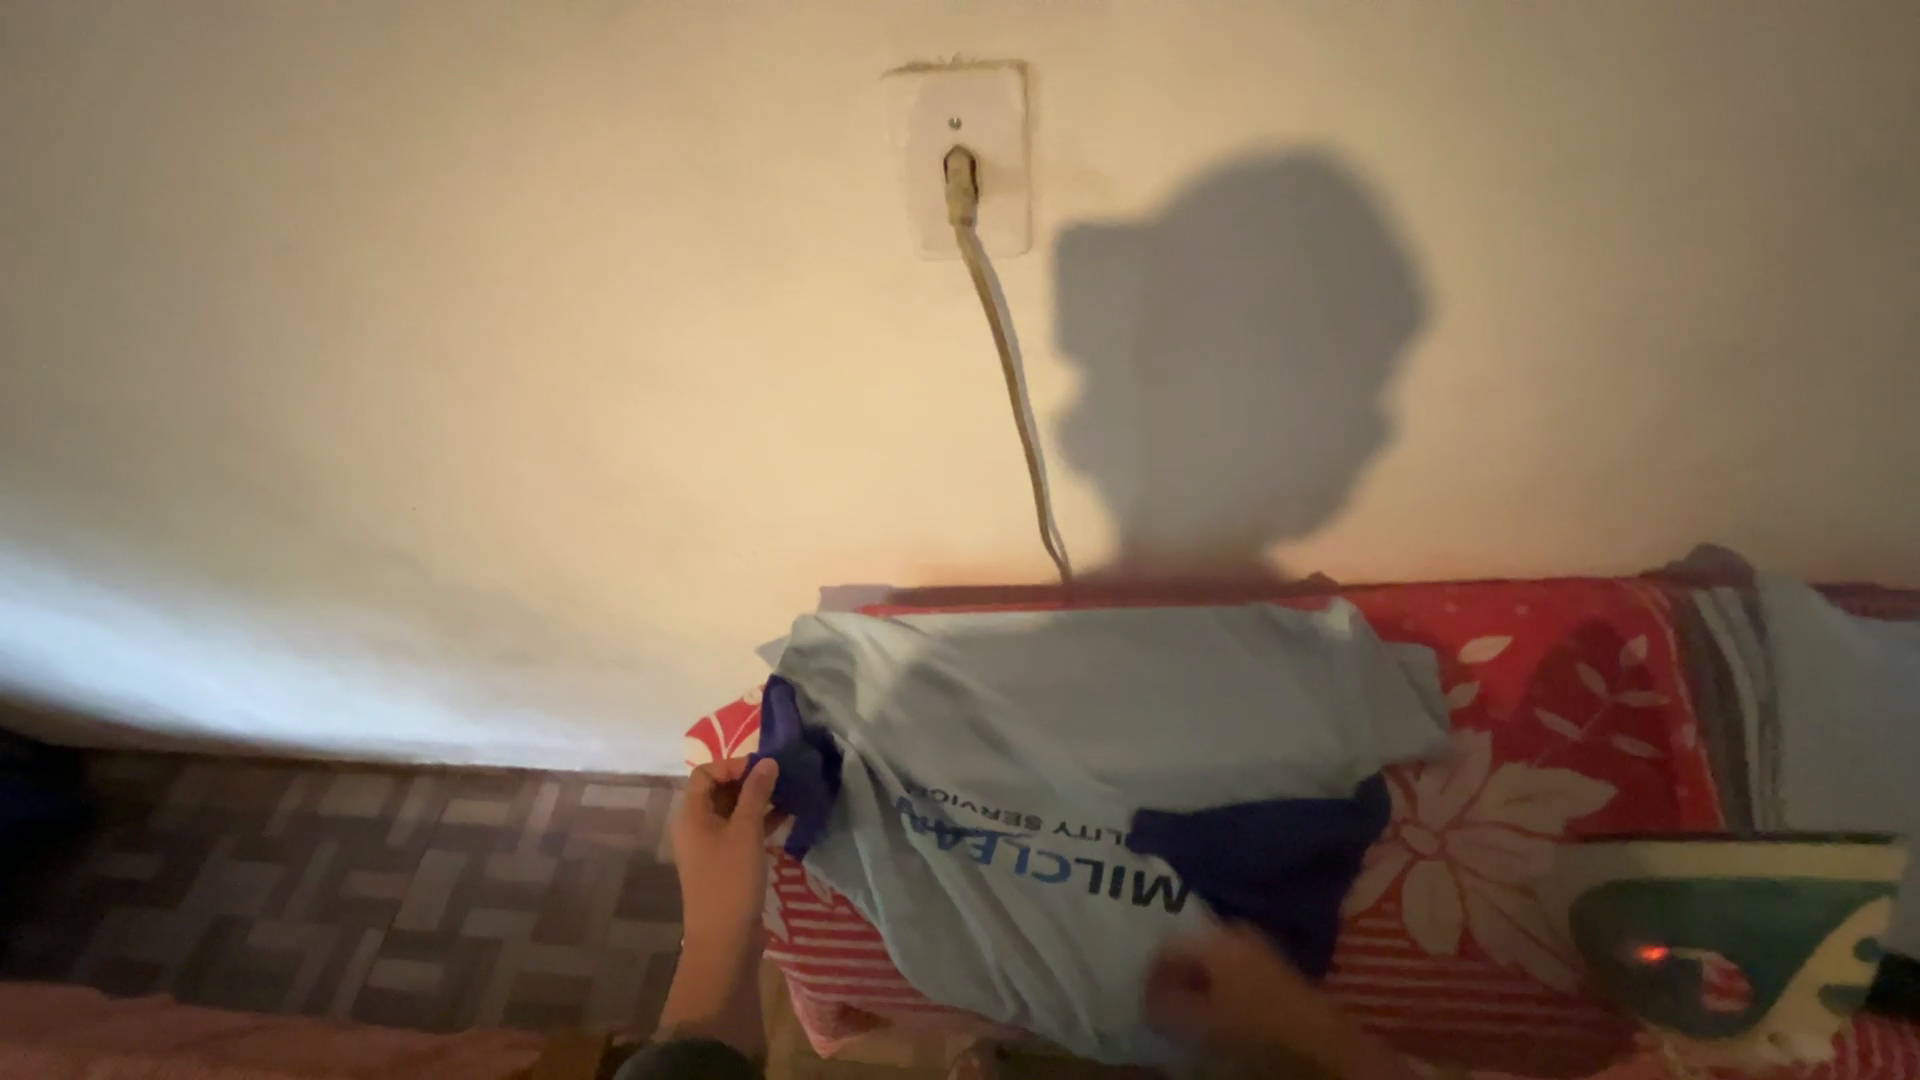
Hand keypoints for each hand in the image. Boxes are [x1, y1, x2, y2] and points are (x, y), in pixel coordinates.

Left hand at [672, 757, 779, 945]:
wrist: (724, 941)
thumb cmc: (731, 880)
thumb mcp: (746, 831)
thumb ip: (756, 792)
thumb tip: (768, 761)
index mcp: (692, 816)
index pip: (705, 773)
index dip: (732, 765)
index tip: (763, 769)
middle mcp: (698, 827)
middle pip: (720, 790)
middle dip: (750, 780)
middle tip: (782, 778)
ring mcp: (712, 846)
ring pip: (734, 811)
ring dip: (759, 800)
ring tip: (790, 794)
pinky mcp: (727, 863)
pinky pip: (743, 831)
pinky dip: (762, 821)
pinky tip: (788, 818)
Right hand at [1145, 923, 1418, 1079]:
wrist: (1323, 1040)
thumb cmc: (1258, 1024)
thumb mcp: (1205, 1020)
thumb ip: (1169, 1006)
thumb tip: (1143, 999)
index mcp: (1214, 936)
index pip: (1166, 941)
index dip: (1149, 967)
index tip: (1139, 989)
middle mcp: (1233, 928)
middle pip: (1189, 944)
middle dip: (1172, 969)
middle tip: (1159, 994)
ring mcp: (1255, 943)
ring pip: (1210, 954)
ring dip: (1194, 976)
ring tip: (1184, 1001)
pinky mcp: (1271, 961)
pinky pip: (1229, 963)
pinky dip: (1215, 980)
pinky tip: (1214, 1001)